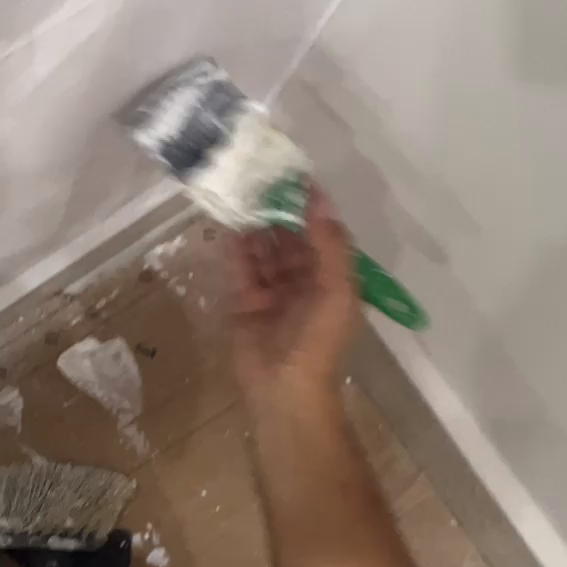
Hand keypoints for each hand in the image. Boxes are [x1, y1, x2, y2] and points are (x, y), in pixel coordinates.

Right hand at [223, 186, 362, 423]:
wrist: (284, 388)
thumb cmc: (319, 341)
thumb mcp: (337, 289)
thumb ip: (329, 244)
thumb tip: (319, 200)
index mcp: (332, 281)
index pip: (323, 236)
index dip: (312, 209)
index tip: (297, 178)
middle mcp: (303, 283)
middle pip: (291, 242)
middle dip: (280, 215)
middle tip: (263, 182)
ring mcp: (272, 294)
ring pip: (264, 254)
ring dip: (256, 229)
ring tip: (244, 197)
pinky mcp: (244, 305)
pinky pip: (241, 272)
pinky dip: (236, 251)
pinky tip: (230, 227)